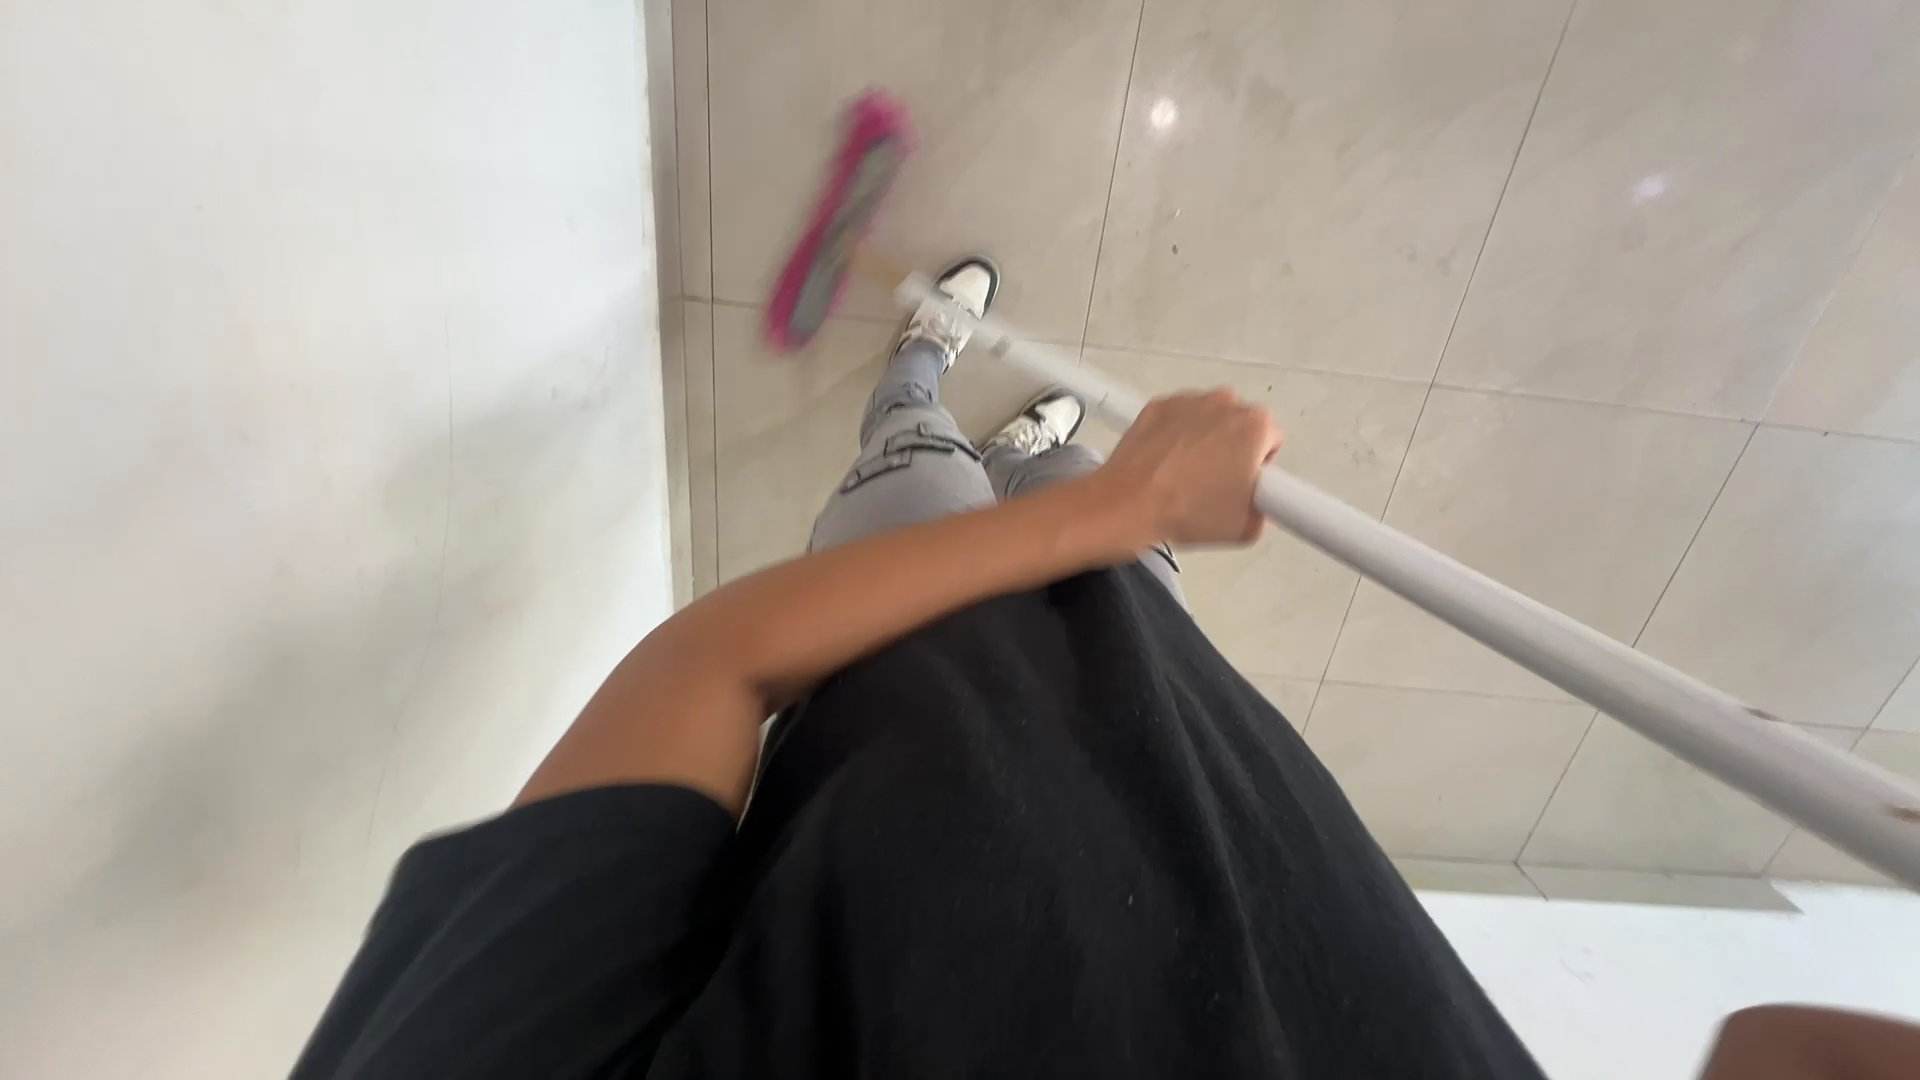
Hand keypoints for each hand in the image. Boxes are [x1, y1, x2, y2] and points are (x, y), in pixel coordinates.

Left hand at [1095, 389, 1284, 548]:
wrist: (1127, 505)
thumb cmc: (1187, 511)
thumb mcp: (1246, 527)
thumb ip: (1266, 508)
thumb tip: (1256, 504)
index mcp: (1256, 425)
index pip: (1271, 442)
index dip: (1258, 467)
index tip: (1241, 485)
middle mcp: (1224, 402)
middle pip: (1239, 425)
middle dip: (1232, 449)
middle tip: (1212, 484)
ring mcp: (1187, 400)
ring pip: (1207, 419)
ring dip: (1202, 439)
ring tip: (1183, 476)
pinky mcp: (1156, 406)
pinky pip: (1176, 418)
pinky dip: (1172, 434)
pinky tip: (1163, 463)